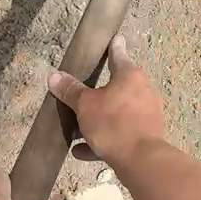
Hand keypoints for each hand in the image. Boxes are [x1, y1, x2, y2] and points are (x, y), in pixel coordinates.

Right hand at [48, 35, 167, 165]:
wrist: (141, 160)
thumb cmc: (113, 123)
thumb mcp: (85, 105)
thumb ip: (70, 91)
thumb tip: (54, 76)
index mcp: (129, 77)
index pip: (118, 55)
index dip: (113, 47)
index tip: (116, 39)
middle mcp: (142, 92)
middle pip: (117, 87)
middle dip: (99, 93)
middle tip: (82, 94)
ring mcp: (146, 115)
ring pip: (117, 114)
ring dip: (98, 121)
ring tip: (76, 129)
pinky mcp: (145, 137)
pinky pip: (119, 136)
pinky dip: (102, 141)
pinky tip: (81, 151)